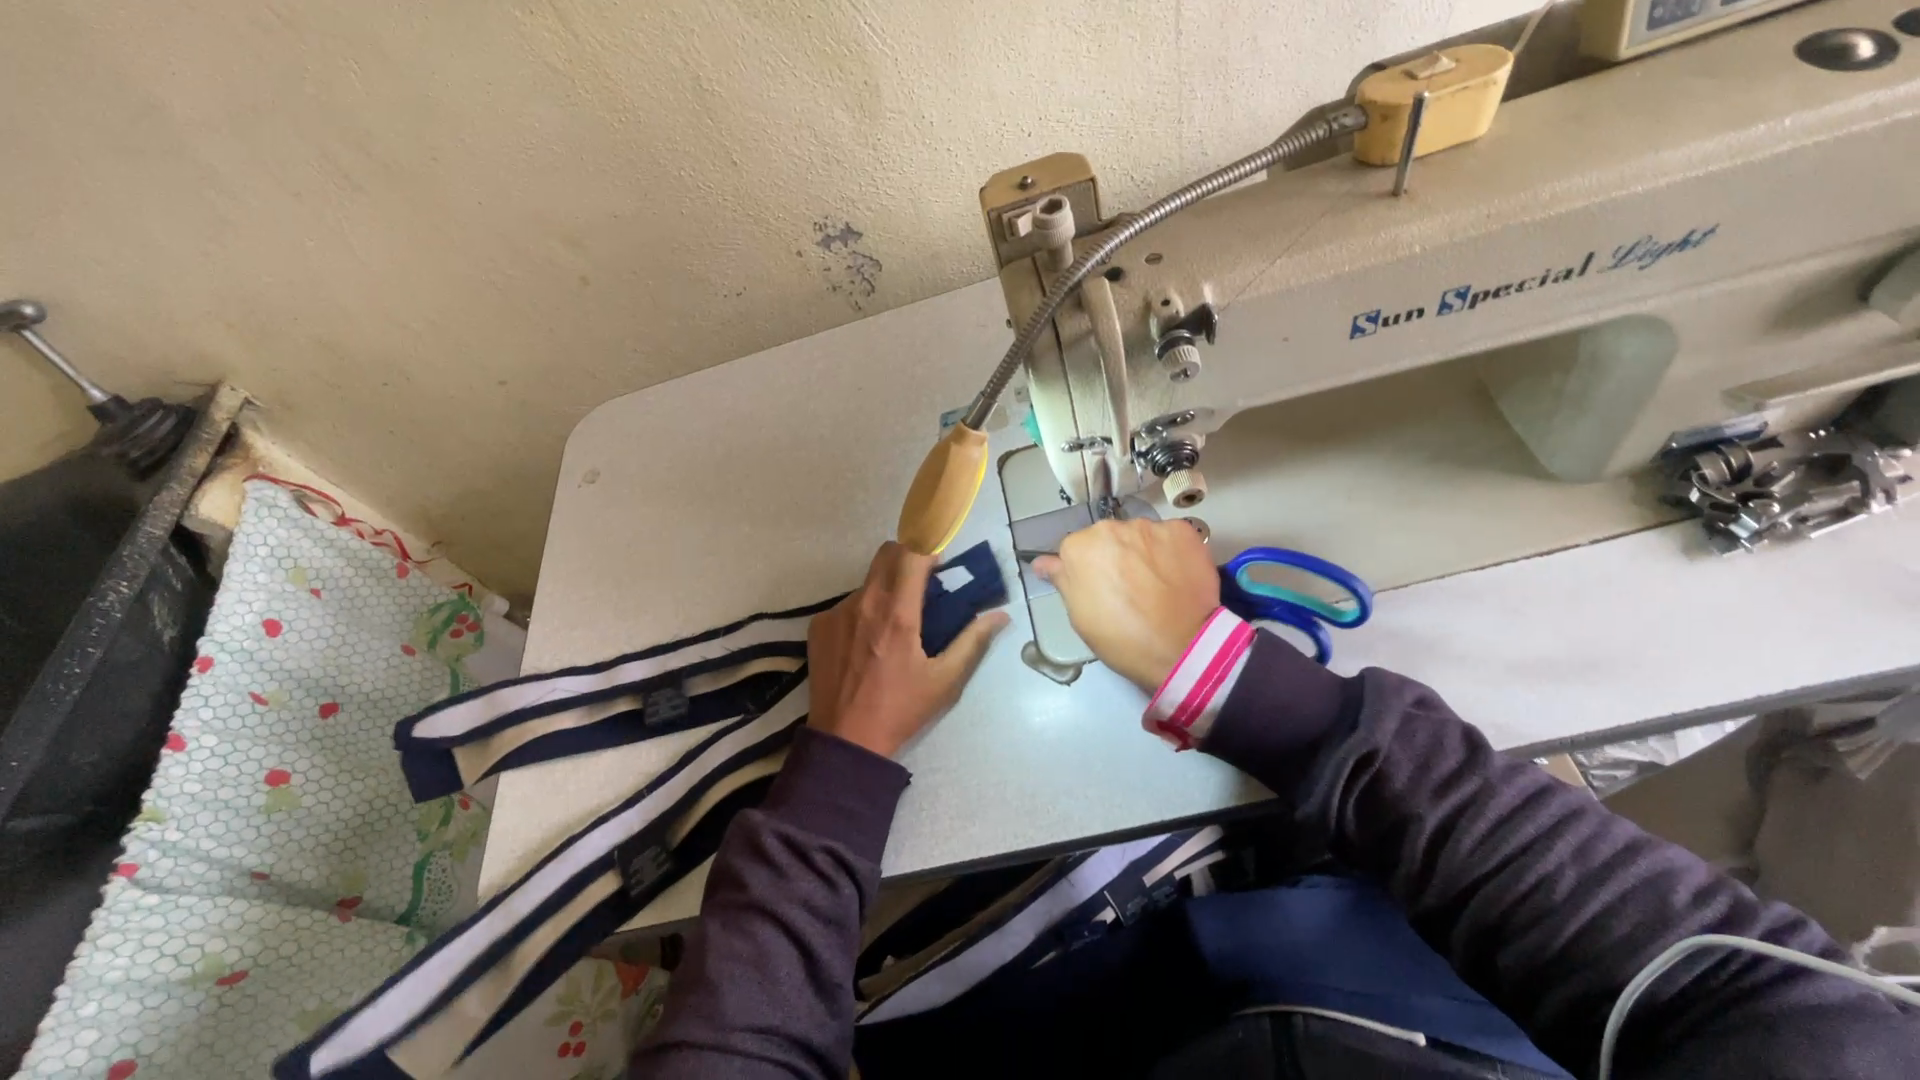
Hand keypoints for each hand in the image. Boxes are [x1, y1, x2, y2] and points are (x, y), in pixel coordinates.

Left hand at [806, 542, 1010, 757]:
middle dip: (908, 560)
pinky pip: (847, 603)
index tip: (940, 563)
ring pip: (867, 580)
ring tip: (894, 625)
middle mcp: (864, 603)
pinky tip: (868, 643)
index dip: (929, 548)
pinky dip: (863, 610)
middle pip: (887, 554)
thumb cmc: (900, 710)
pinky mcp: (819, 626)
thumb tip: (1000, 616)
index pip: (912, 553)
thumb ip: (972, 642)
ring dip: (886, 588)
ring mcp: (837, 613)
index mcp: (897, 613)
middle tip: (923, 586)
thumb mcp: (944, 681)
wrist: (845, 740)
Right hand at [1032, 519, 1218, 691]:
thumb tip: (1042, 563)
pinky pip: (1169, 536)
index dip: (1086, 571)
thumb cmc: (1121, 638)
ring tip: (1155, 584)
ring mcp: (1149, 528)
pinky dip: (1170, 551)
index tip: (1099, 590)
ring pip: (1139, 535)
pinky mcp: (1182, 531)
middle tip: (1128, 588)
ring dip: (1142, 552)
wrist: (1181, 646)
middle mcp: (1111, 527)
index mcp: (1079, 547)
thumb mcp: (1080, 615)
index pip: (1075, 550)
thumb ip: (1062, 580)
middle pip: (1107, 538)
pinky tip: (1175, 576)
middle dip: (1114, 556)